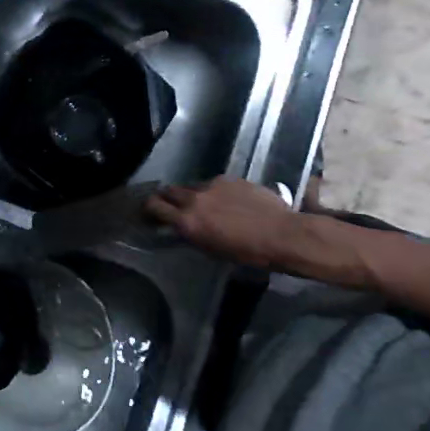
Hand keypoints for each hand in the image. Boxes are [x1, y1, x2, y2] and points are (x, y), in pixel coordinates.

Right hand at [145, 177, 302, 269]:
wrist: (280, 233)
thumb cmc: (247, 252)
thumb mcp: (212, 250)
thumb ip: (192, 234)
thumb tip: (183, 227)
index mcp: (187, 221)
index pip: (154, 206)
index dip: (149, 208)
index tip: (149, 212)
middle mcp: (194, 199)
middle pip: (169, 190)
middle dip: (166, 197)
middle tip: (171, 205)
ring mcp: (213, 185)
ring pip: (192, 186)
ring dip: (191, 194)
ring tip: (203, 204)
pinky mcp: (230, 178)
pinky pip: (213, 183)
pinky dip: (213, 191)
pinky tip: (226, 200)